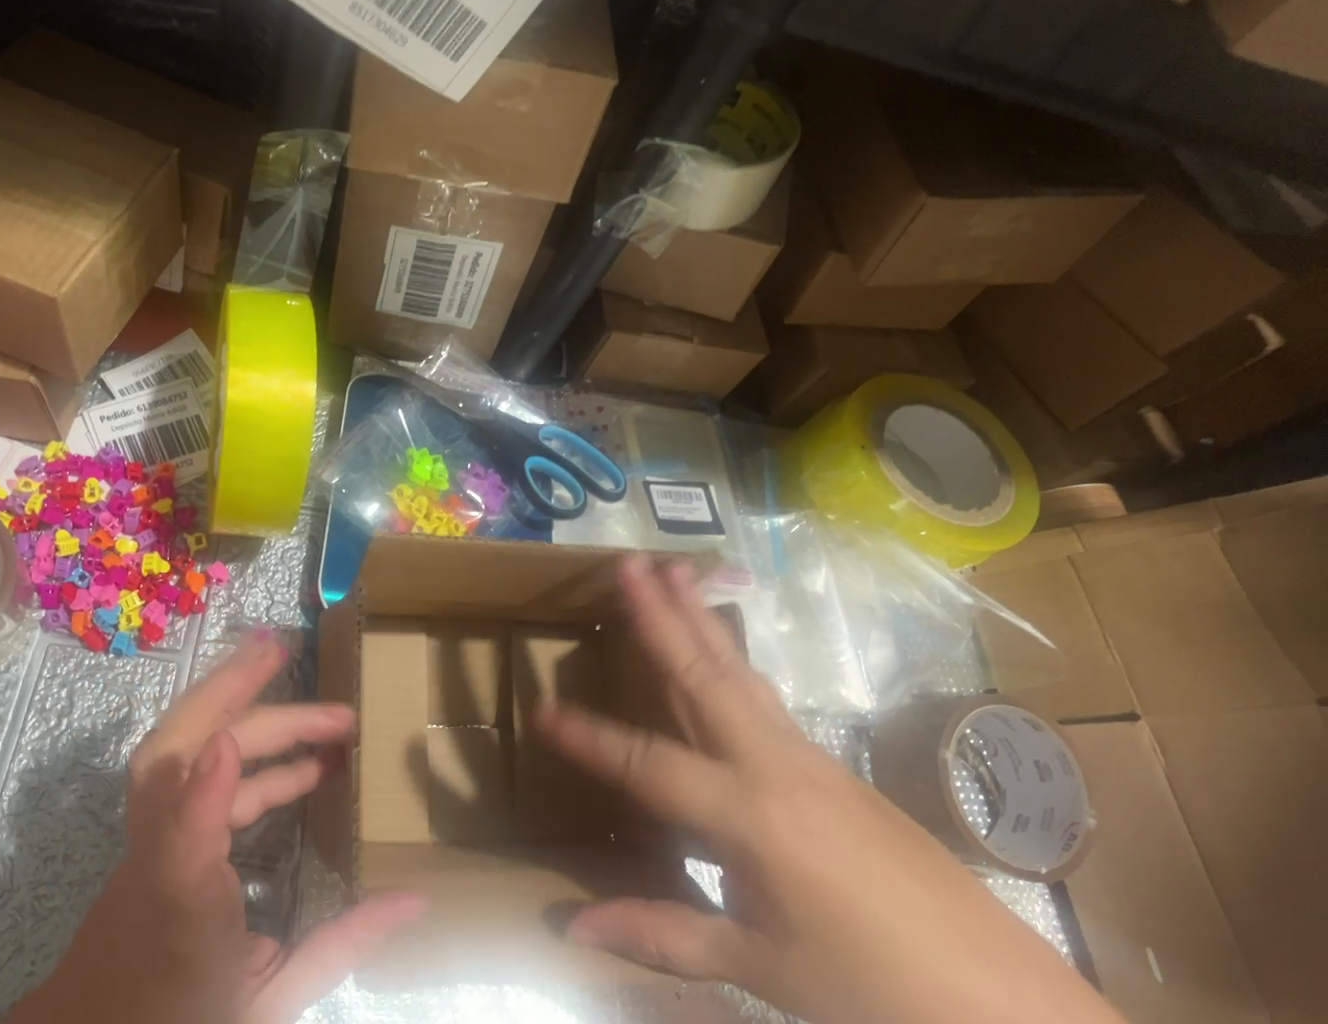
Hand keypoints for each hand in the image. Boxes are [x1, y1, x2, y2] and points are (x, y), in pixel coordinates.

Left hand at [7, 632, 424, 1023]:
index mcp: (182, 909)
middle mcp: (156, 862)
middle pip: (174, 761)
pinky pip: (192, 773)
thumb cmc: (186, 1013)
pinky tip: (304, 770)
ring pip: (177, 751)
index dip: (203, 793)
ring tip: (323, 710)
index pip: (179, 847)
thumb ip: (340, 945)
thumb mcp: (271, 999)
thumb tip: (414, 898)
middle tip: (285, 651)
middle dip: (226, 696)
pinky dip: (246, 758)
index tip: (231, 747)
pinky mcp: (152, 835)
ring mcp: (145, 841)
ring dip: (240, 708)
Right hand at [535, 557, 1122, 1023]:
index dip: (591, 739)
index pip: (649, 765)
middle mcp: (778, 768)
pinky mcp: (835, 770)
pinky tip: (721, 656)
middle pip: (706, 677)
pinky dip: (732, 663)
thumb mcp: (760, 966)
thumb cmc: (871, 984)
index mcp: (750, 816)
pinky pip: (767, 702)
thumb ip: (664, 933)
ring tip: (675, 572)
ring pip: (741, 676)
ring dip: (702, 621)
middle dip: (663, 617)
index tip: (542, 709)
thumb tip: (574, 928)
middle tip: (629, 563)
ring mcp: (813, 761)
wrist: (1001, 998)